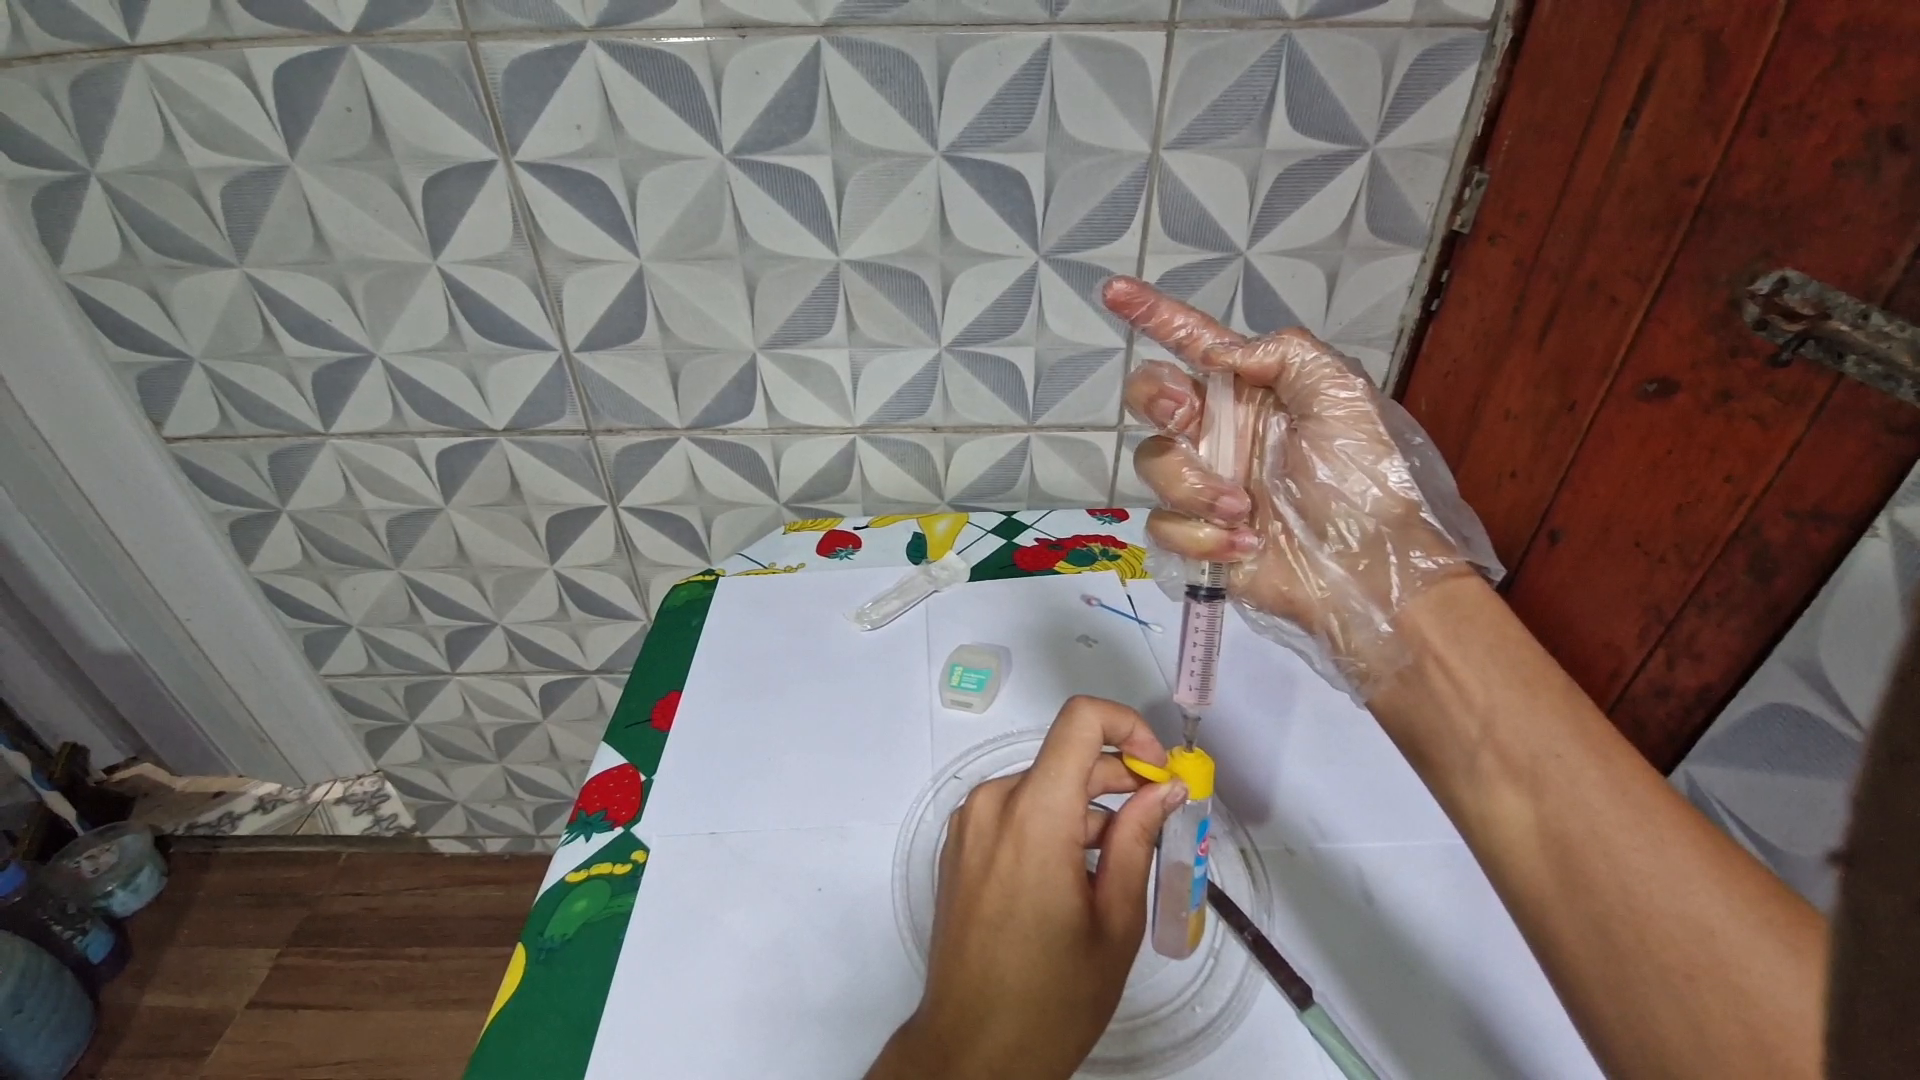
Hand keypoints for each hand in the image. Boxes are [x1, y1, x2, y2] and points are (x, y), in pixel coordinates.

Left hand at [866, 697, 1184, 1079]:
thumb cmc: (1050, 998)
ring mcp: (970, 823)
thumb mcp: (1115, 920)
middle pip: (1066, 759)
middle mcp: (993, 804)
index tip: (1159, 771)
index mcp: (1033, 814)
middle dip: (1119, 781)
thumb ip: (1139, 839)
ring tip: (1116, 867)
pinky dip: (1052, 824)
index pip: (1081, 721)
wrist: (971, 1050)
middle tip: (1158, 822)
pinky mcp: (961, 844)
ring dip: (1087, 811)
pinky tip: (1075, 876)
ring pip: (1043, 787)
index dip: (1129, 729)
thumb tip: (1164, 790)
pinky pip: (1016, 811)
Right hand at [1103, 276, 1492, 695]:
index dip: (1152, 315)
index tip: (1112, 290)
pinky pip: (1163, 525)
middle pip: (1149, 398)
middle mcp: (1218, 430)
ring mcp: (1203, 483)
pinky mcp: (1195, 533)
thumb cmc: (1363, 481)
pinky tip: (1245, 544)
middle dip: (1157, 402)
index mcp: (1251, 392)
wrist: (1369, 570)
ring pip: (1152, 465)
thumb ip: (1285, 356)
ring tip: (1246, 511)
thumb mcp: (1342, 399)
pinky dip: (1202, 537)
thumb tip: (1222, 351)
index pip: (1192, 344)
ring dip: (1196, 488)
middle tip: (1187, 420)